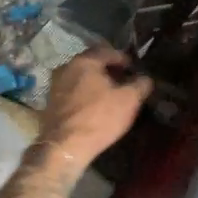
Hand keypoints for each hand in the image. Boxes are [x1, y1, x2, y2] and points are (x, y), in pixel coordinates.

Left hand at [41, 48, 153, 164]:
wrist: (65, 147)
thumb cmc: (99, 118)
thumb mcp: (129, 100)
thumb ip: (141, 84)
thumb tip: (145, 78)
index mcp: (84, 61)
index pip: (108, 51)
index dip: (124, 59)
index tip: (135, 69)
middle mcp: (66, 68)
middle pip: (92, 63)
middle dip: (109, 71)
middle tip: (124, 81)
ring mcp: (55, 85)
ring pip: (81, 78)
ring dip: (96, 83)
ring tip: (111, 95)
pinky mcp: (51, 103)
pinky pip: (73, 92)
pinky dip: (85, 95)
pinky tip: (95, 106)